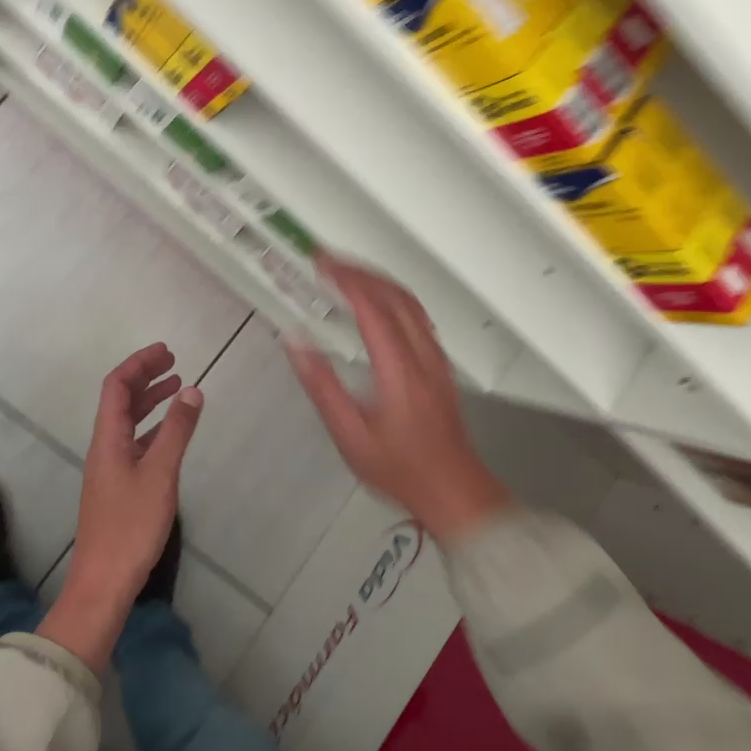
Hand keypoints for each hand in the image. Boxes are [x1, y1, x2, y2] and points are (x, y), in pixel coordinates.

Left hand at [41, 342, 201, 673]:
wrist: (103, 581)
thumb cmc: (130, 526)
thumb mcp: (160, 474)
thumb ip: (177, 431)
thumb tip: (192, 390)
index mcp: (108, 439)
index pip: (116, 387)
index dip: (139, 364)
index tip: (166, 352)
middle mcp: (104, 448)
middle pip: (120, 401)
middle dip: (145, 378)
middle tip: (174, 363)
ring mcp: (110, 469)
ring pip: (128, 423)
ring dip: (150, 402)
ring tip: (178, 389)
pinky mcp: (119, 489)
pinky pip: (135, 444)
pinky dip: (153, 429)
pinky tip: (171, 434)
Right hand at [287, 257, 510, 543]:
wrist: (452, 489)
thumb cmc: (400, 469)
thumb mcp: (350, 435)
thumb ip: (323, 388)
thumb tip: (298, 346)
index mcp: (399, 370)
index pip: (373, 308)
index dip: (347, 280)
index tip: (322, 264)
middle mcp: (422, 357)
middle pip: (395, 296)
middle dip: (360, 271)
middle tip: (329, 261)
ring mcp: (436, 359)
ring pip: (411, 302)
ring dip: (379, 280)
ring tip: (350, 272)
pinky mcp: (441, 366)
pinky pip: (420, 316)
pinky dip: (395, 296)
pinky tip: (382, 300)